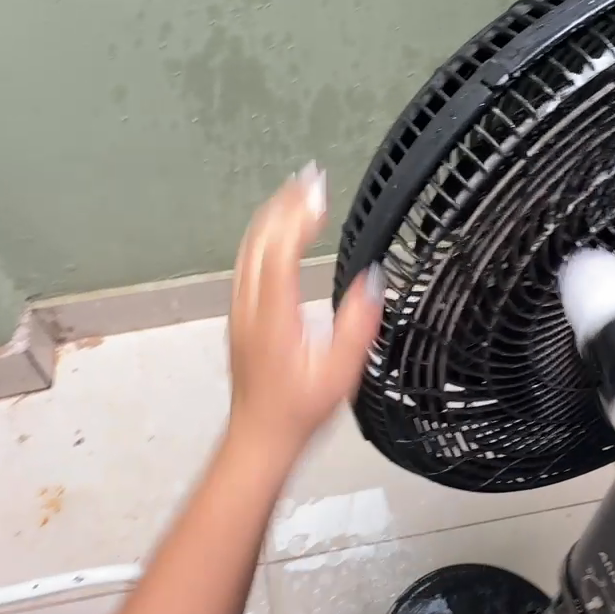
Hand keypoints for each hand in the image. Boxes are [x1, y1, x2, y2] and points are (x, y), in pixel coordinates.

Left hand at [226, 163, 382, 459]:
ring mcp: (241, 307)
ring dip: (271, 215)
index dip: (298, 217)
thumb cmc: (300, 409)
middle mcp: (251, 305)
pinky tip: (276, 228)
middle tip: (310, 178)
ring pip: (248, 248)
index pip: (281, 252)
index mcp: (275, 316)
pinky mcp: (241, 312)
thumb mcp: (341, 373)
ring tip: (296, 192)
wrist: (260, 435)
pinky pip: (247, 259)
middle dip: (284, 204)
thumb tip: (373, 281)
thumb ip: (358, 325)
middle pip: (260, 240)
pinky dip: (263, 234)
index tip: (319, 192)